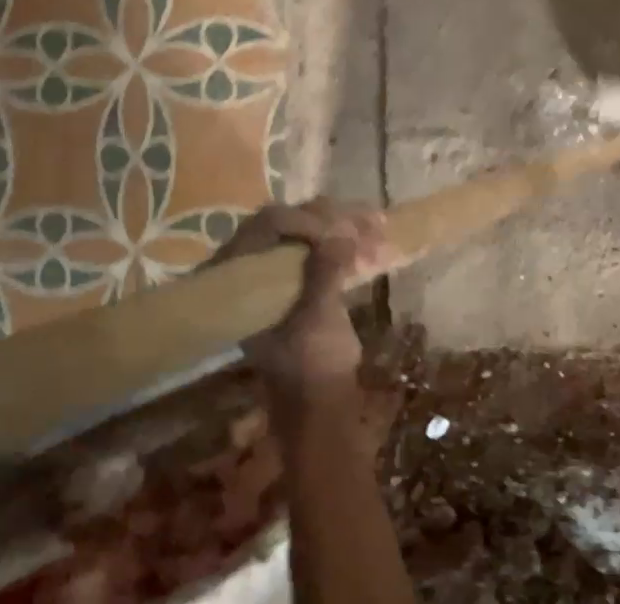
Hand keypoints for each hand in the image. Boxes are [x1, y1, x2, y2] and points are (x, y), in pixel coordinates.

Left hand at [210, 200, 387, 398]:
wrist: (320, 400)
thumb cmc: (311, 365)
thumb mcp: (317, 320)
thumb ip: (325, 274)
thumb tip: (341, 232)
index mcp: (239, 279)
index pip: (266, 226)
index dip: (306, 221)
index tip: (344, 234)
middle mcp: (252, 268)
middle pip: (289, 220)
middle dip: (332, 218)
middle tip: (371, 224)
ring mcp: (276, 271)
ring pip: (309, 228)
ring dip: (346, 224)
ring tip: (381, 228)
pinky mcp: (301, 277)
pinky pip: (322, 243)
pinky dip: (349, 237)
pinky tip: (376, 237)